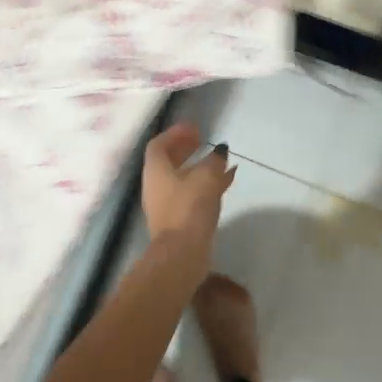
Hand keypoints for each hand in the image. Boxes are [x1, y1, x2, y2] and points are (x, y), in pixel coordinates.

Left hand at [140, 122, 234, 249]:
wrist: (182, 253)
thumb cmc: (189, 208)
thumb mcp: (206, 178)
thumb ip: (214, 161)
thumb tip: (220, 151)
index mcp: (155, 170)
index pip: (159, 144)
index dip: (176, 133)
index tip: (194, 129)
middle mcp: (156, 185)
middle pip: (169, 161)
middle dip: (186, 149)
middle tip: (204, 141)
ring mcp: (166, 204)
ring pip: (182, 179)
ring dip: (199, 168)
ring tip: (220, 161)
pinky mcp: (178, 220)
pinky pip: (192, 194)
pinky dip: (206, 185)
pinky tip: (226, 182)